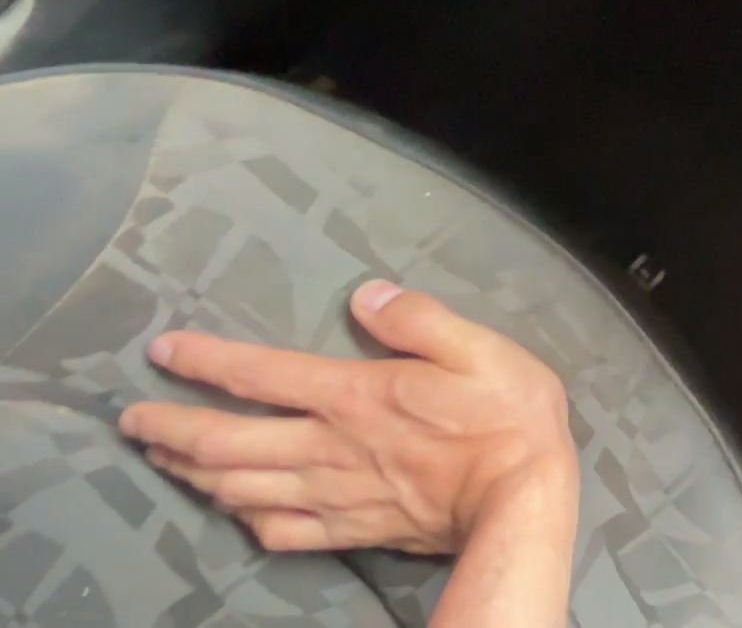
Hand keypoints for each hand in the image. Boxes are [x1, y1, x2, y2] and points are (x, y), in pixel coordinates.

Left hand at [119, 280, 577, 555]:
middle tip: (134, 419)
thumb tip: (366, 295)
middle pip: (226, 441)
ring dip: (190, 471)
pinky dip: (240, 518)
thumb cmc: (508, 413)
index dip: (206, 360)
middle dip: (171, 427)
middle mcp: (328, 447)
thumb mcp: (481, 348)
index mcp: (356, 396)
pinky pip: (274, 532)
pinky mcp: (349, 531)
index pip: (262, 375)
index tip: (165, 350)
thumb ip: (421, 320)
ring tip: (165, 459)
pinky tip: (235, 511)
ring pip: (236, 488)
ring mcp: (333, 495)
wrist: (520, 493)